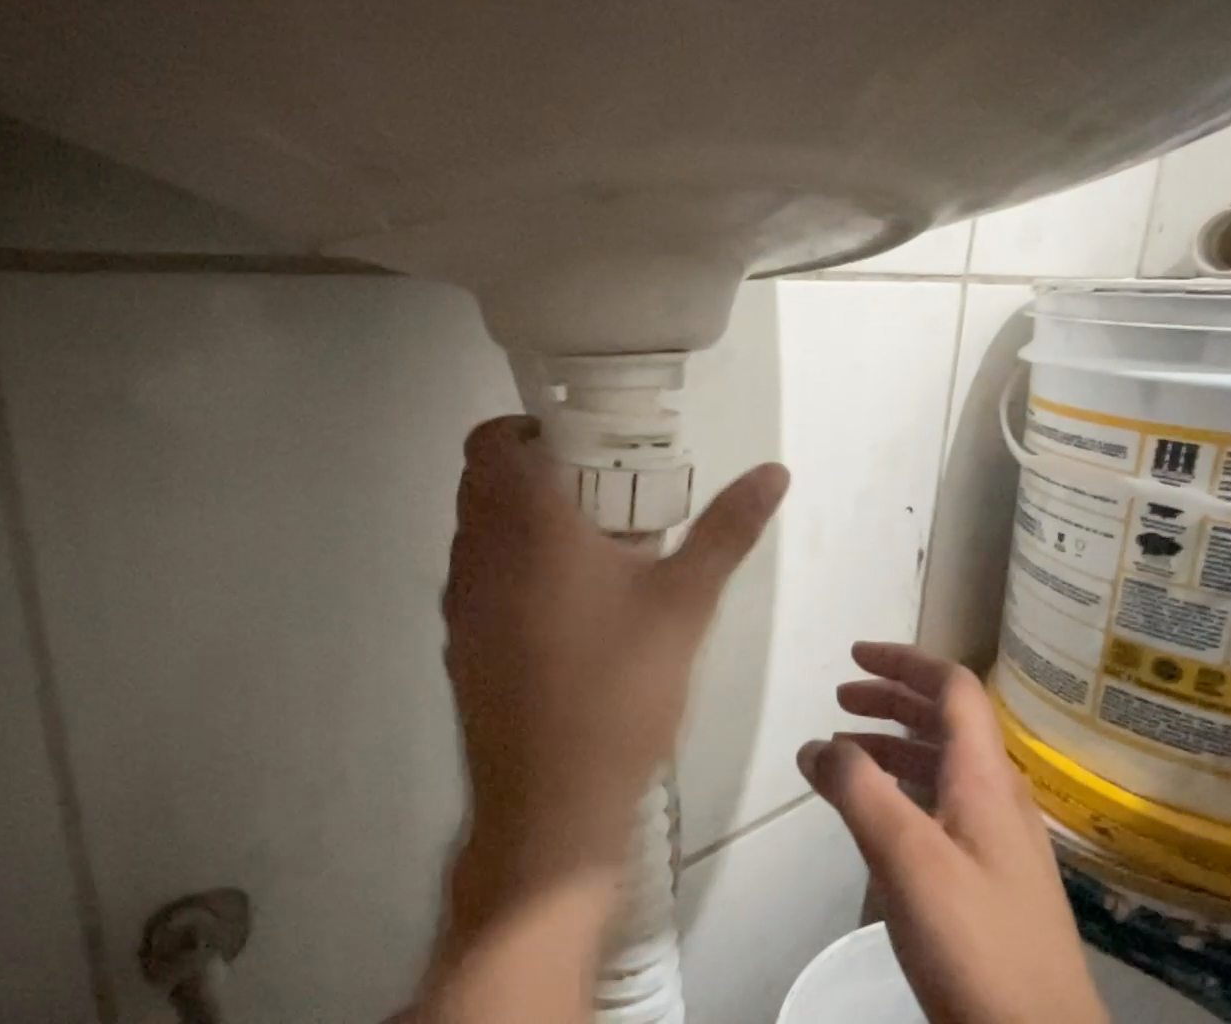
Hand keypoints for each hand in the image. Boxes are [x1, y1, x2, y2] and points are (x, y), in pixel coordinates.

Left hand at [442, 416, 788, 900]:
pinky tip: (557, 608)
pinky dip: (504, 569)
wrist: (554, 798)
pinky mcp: (455, 644)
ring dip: (513, 523)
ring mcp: (458, 601)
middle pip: (480, 482)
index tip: (576, 448)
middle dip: (527, 474)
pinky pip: (473, 581)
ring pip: (473, 533)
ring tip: (580, 548)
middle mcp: (476, 552)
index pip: (490, 441)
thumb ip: (726, 529)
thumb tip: (774, 472)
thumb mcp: (685, 602)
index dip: (525, 431)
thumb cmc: (621, 688)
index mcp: (523, 524)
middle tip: (590, 493)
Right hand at [799, 644, 1106, 1023]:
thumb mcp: (906, 856)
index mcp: (985, 780)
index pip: (954, 691)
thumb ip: (858, 789)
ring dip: (893, 745)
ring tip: (843, 753)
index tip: (855, 656)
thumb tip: (817, 744)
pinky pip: (941, 805)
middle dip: (893, 700)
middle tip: (840, 698)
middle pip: (948, 724)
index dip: (906, 662)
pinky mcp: (989, 879)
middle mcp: (998, 799)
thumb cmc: (974, 941)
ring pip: (943, 766)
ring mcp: (998, 841)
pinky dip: (901, 788)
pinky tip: (875, 815)